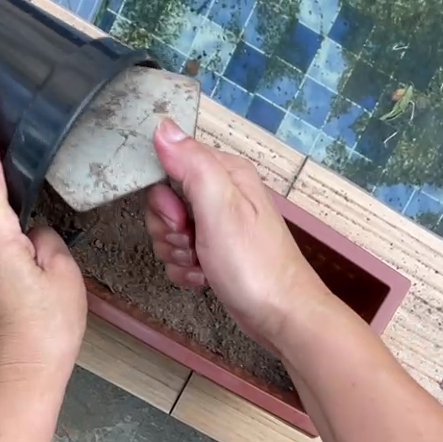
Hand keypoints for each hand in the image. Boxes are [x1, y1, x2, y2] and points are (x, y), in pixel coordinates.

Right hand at [144, 120, 340, 348]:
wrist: (280, 316)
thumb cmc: (254, 265)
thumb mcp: (220, 206)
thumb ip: (191, 164)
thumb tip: (162, 126)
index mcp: (225, 173)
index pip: (170, 165)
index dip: (164, 197)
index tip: (180, 220)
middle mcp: (222, 195)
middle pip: (165, 203)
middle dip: (168, 230)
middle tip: (191, 244)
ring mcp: (217, 228)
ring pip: (170, 234)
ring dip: (176, 254)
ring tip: (201, 264)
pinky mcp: (214, 255)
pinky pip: (180, 257)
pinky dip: (185, 271)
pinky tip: (202, 278)